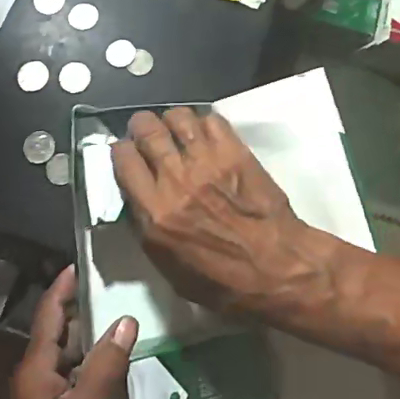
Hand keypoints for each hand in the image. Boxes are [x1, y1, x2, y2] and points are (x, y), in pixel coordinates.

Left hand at [0, 266, 136, 398]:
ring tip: (123, 325)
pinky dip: (90, 368)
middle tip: (117, 291)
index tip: (82, 262)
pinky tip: (114, 372)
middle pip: (59, 333)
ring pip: (66, 358)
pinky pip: (70, 380)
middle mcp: (32, 377)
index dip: (64, 286)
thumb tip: (125, 321)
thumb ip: (104, 369)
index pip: (49, 313)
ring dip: (90, 341)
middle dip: (84, 311)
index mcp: (34, 369)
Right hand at [111, 107, 336, 316]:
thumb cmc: (223, 281)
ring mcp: (207, 161)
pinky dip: (204, 124)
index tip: (127, 153)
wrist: (277, 269)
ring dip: (172, 121)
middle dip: (141, 126)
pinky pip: (211, 120)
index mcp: (155, 212)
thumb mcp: (168, 267)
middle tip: (147, 132)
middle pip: (146, 129)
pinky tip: (207, 137)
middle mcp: (175, 179)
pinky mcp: (235, 152)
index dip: (122, 151)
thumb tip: (138, 197)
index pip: (123, 158)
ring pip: (178, 117)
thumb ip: (147, 226)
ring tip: (177, 131)